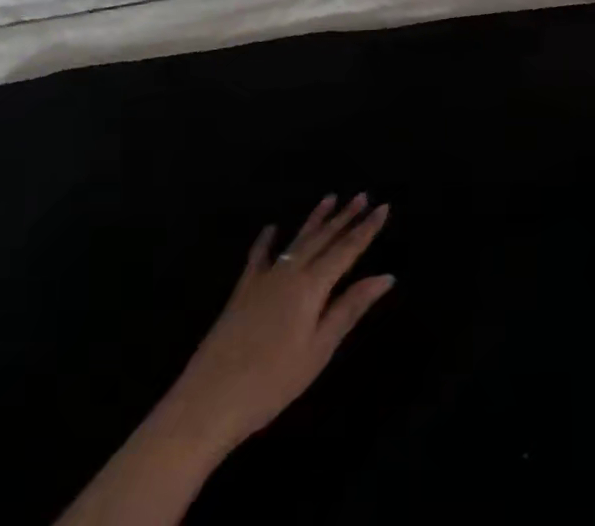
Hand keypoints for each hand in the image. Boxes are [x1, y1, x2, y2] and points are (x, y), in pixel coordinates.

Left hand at [160, 194, 394, 451]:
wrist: (209, 399)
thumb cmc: (273, 381)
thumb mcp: (320, 348)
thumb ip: (350, 308)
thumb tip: (385, 277)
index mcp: (311, 286)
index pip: (347, 250)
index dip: (366, 229)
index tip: (383, 207)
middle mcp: (289, 273)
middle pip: (322, 238)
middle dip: (344, 217)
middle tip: (362, 195)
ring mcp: (263, 280)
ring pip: (296, 241)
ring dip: (315, 220)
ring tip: (330, 198)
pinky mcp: (242, 291)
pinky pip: (259, 256)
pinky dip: (267, 240)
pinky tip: (271, 228)